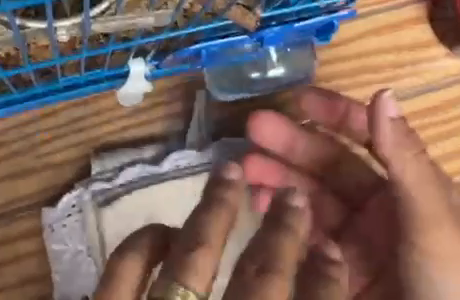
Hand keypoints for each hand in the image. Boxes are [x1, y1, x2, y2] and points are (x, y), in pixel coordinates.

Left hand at [96, 159, 349, 299]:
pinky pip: (123, 274)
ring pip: (191, 263)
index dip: (326, 285)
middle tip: (295, 196)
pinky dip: (144, 246)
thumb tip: (313, 283)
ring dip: (216, 213)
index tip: (337, 250)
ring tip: (232, 172)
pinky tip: (162, 229)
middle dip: (280, 237)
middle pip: (259, 286)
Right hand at [242, 87, 459, 298]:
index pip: (368, 137)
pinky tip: (256, 207)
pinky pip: (304, 241)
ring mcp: (360, 247)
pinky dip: (279, 221)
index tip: (295, 99)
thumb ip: (403, 159)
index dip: (333, 114)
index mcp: (412, 188)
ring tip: (246, 169)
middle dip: (292, 144)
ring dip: (280, 178)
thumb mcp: (433, 222)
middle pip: (331, 166)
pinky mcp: (340, 280)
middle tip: (252, 129)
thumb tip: (382, 90)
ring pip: (312, 199)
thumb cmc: (454, 288)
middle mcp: (383, 210)